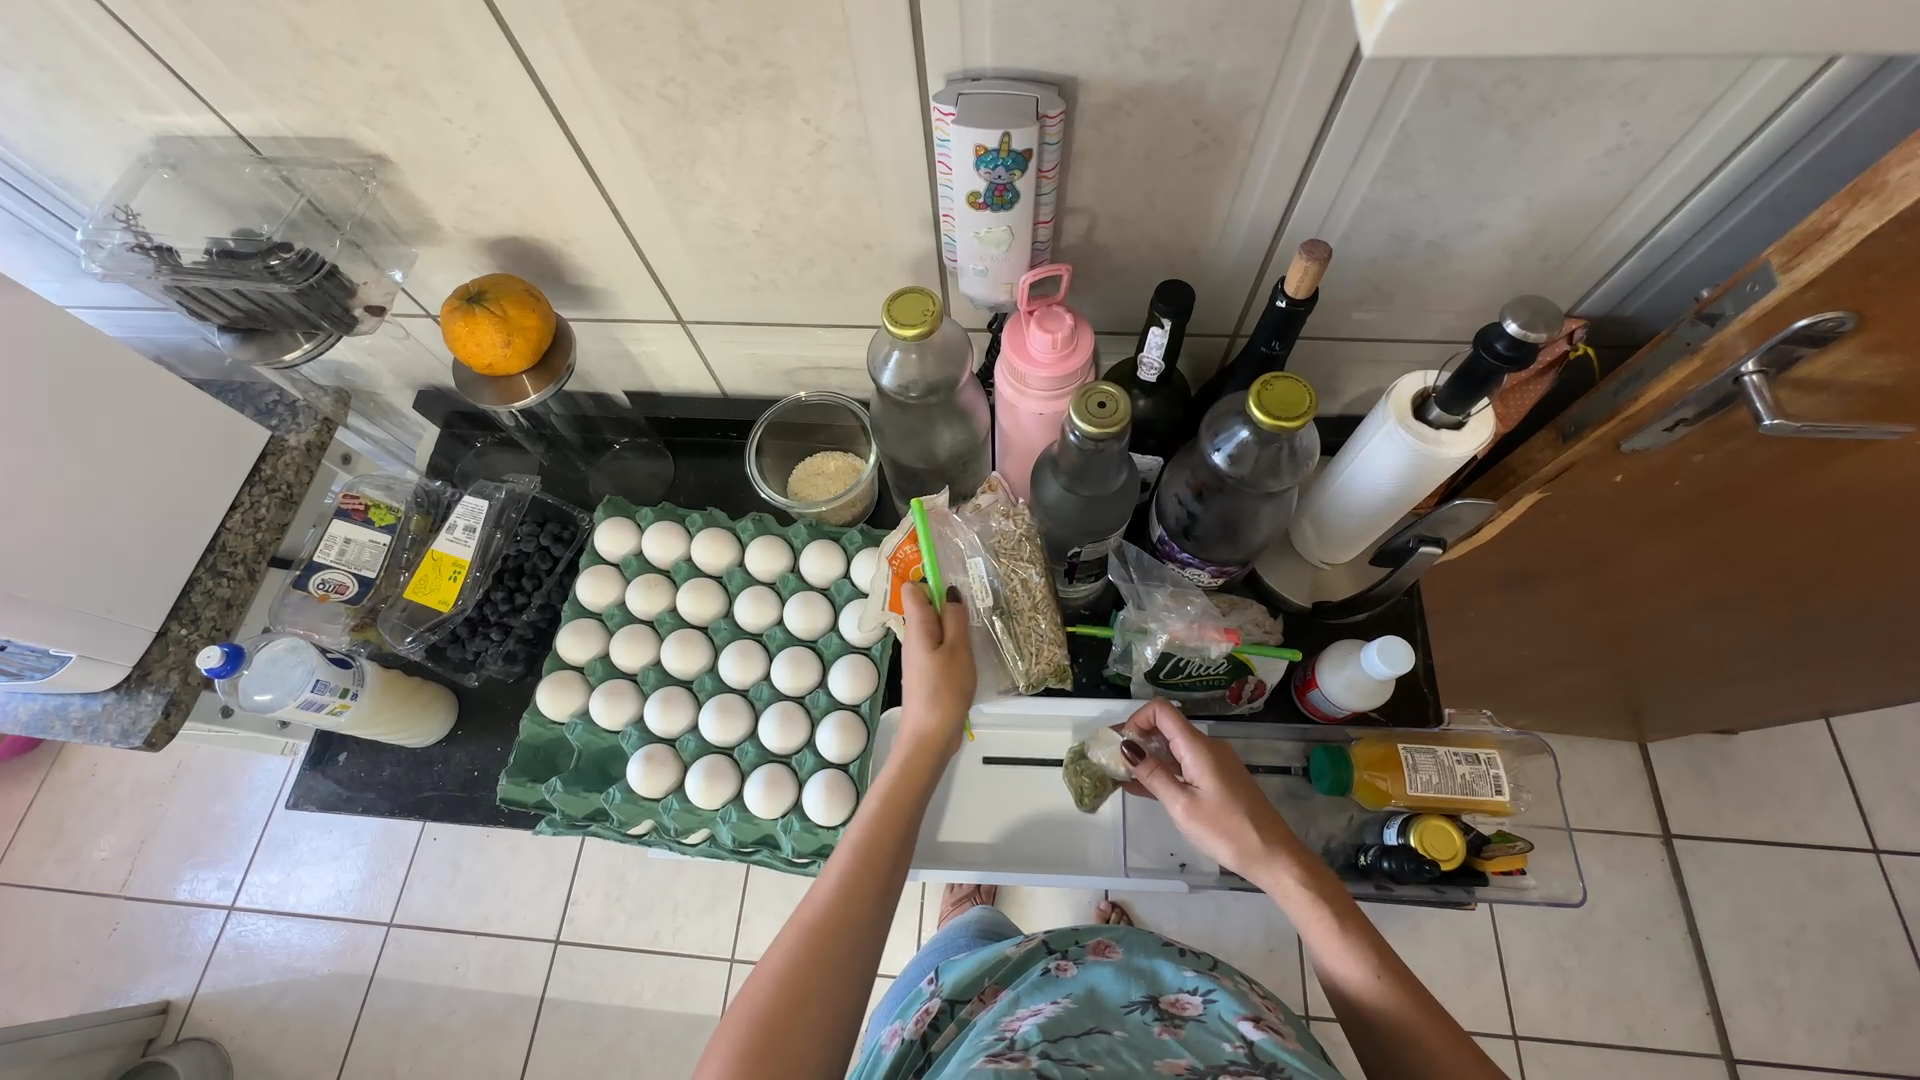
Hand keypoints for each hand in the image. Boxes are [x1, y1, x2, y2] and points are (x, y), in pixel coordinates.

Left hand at [896, 584, 974, 762]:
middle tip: (975, 594)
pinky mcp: (929, 672)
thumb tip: (949, 591)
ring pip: (935, 627)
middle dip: (946, 598)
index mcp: (917, 627)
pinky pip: (940, 646)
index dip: (928, 576)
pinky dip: (954, 642)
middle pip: (925, 607)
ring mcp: (920, 656)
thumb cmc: (944, 690)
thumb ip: (954, 618)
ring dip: (953, 622)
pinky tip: (972, 646)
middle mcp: (914, 638)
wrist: (930, 737)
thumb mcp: (957, 649)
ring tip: (978, 618)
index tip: (951, 569)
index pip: (912, 589)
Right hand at [1118, 699, 1306, 881]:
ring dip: (1148, 757)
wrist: (1274, 855)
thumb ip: (1153, 775)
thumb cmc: (1227, 831)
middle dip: (1136, 739)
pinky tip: (1143, 787)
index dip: (1136, 721)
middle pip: (1166, 727)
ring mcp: (1214, 763)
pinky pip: (1184, 764)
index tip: (1120, 746)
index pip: (1161, 710)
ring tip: (1120, 775)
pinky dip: (1163, 771)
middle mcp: (1206, 747)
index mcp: (1198, 747)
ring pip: (1174, 747)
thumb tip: (1126, 747)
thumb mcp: (1182, 806)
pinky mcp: (1218, 779)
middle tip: (1111, 760)